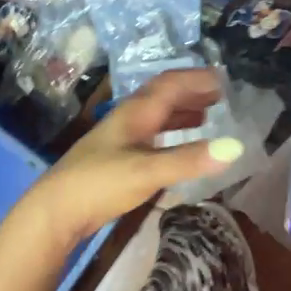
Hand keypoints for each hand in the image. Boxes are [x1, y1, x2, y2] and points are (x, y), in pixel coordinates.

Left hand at [16, 69, 243, 246]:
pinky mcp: (118, 159)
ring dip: (183, 112)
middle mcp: (129, 119)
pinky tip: (179, 148)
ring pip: (157, 116)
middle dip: (193, 92)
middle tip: (223, 97)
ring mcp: (122, 139)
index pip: (171, 83)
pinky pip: (152, 136)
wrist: (54, 212)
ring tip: (209, 116)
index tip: (225, 79)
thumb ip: (190, 160)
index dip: (197, 78)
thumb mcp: (148, 170)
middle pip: (164, 96)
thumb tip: (236, 146)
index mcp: (137, 112)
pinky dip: (172, 134)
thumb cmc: (100, 183)